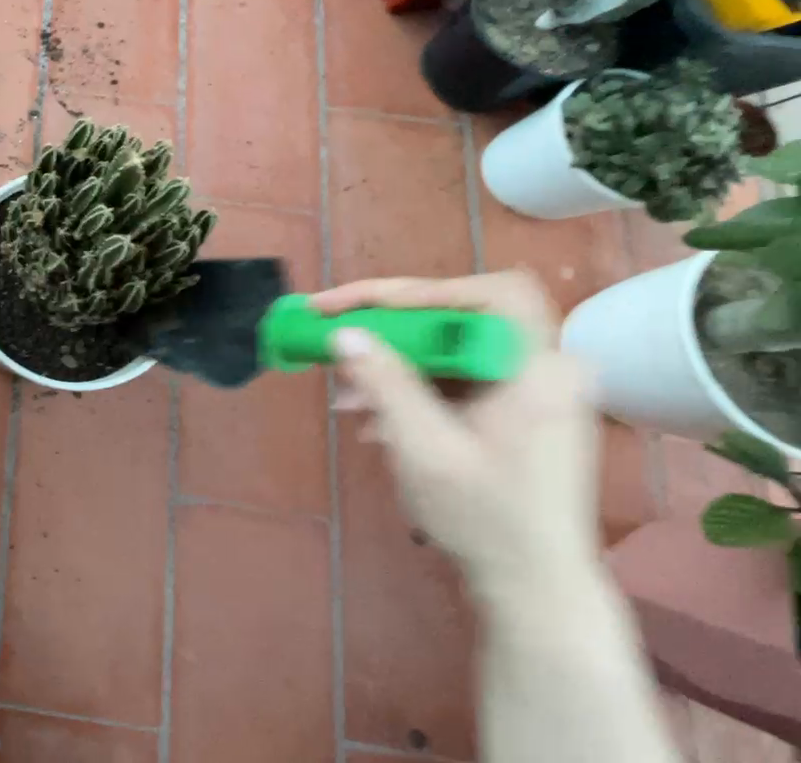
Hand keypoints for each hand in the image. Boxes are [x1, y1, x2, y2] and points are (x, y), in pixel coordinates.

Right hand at [313, 272, 601, 592]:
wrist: (533, 583)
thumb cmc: (484, 518)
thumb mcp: (423, 448)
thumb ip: (385, 384)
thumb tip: (343, 333)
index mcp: (538, 373)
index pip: (494, 294)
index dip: (426, 290)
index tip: (362, 307)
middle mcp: (543, 370)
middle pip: (460, 317)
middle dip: (388, 327)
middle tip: (330, 332)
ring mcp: (530, 391)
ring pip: (449, 348)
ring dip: (390, 361)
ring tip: (343, 392)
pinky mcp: (513, 411)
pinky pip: (453, 378)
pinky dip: (407, 387)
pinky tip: (370, 418)